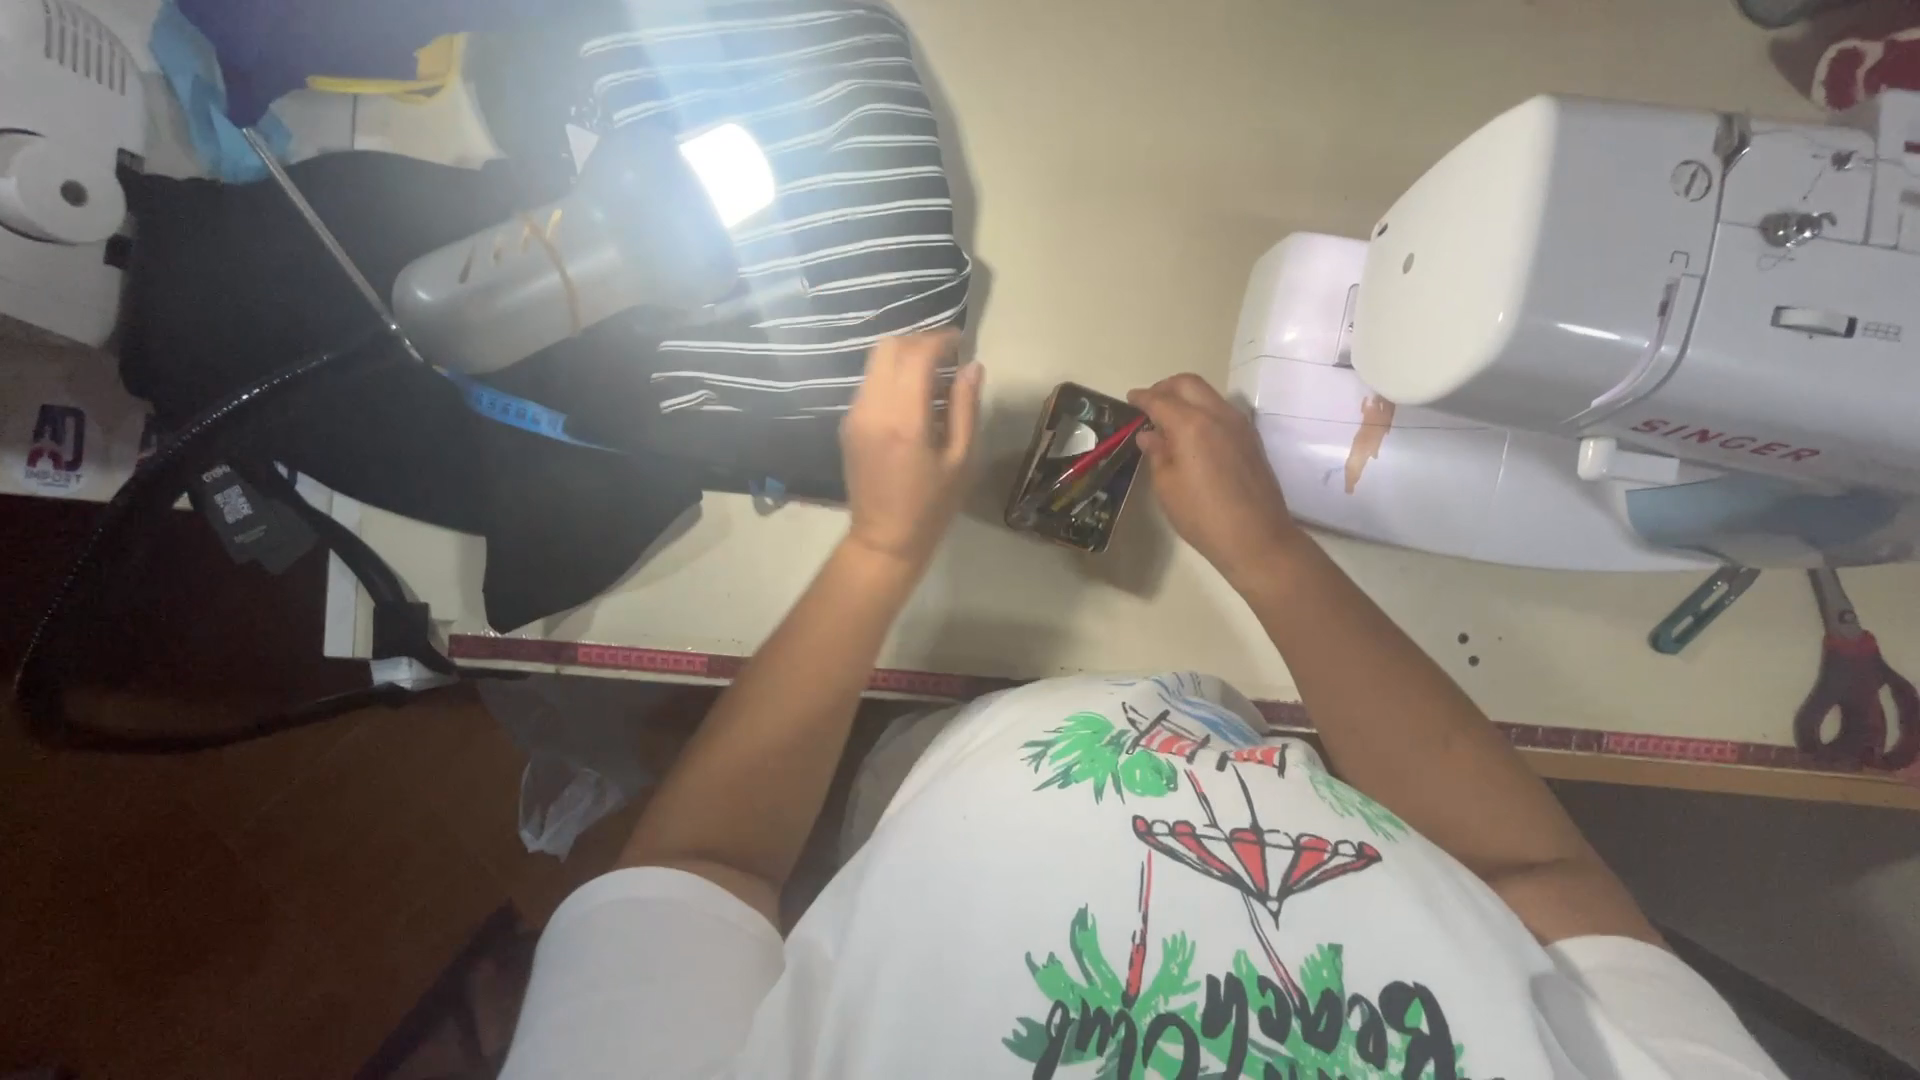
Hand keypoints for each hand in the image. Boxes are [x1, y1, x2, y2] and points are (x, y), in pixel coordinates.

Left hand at [841, 330, 982, 567]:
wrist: (885, 538)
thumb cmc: (932, 505)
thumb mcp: (961, 460)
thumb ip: (966, 408)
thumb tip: (972, 366)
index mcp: (904, 419)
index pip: (917, 355)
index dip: (941, 340)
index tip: (961, 342)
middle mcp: (872, 408)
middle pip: (888, 347)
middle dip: (919, 342)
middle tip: (946, 356)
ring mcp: (855, 415)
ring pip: (875, 363)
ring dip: (904, 359)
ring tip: (933, 380)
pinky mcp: (848, 425)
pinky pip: (869, 385)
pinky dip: (892, 378)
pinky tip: (913, 400)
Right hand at [1127, 374, 1305, 590]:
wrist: (1256, 537)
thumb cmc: (1201, 515)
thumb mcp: (1166, 486)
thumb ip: (1157, 453)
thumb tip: (1150, 435)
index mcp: (1191, 424)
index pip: (1160, 400)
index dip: (1142, 398)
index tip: (1130, 399)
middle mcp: (1218, 415)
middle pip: (1188, 384)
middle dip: (1165, 387)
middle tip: (1149, 403)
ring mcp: (1239, 425)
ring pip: (1208, 395)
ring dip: (1186, 398)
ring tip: (1168, 419)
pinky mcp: (1250, 438)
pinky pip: (1221, 411)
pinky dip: (1202, 411)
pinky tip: (1192, 434)